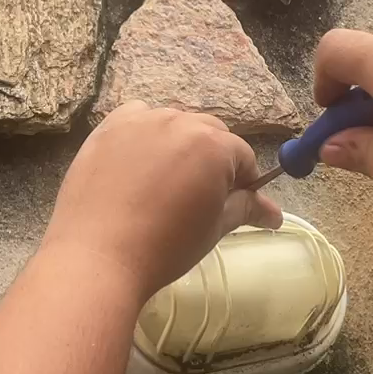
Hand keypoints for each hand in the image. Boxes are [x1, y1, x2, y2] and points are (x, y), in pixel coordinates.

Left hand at [39, 103, 282, 301]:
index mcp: (215, 145)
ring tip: (164, 184)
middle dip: (213, 160)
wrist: (96, 256)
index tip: (230, 207)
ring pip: (175, 124)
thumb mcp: (214, 229)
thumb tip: (275, 214)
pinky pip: (138, 117)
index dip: (242, 183)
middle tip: (196, 198)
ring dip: (179, 145)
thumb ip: (246, 209)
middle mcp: (181, 121)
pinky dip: (145, 132)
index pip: (243, 156)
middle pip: (211, 133)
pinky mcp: (109, 127)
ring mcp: (142, 121)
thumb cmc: (164, 247)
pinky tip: (137, 163)